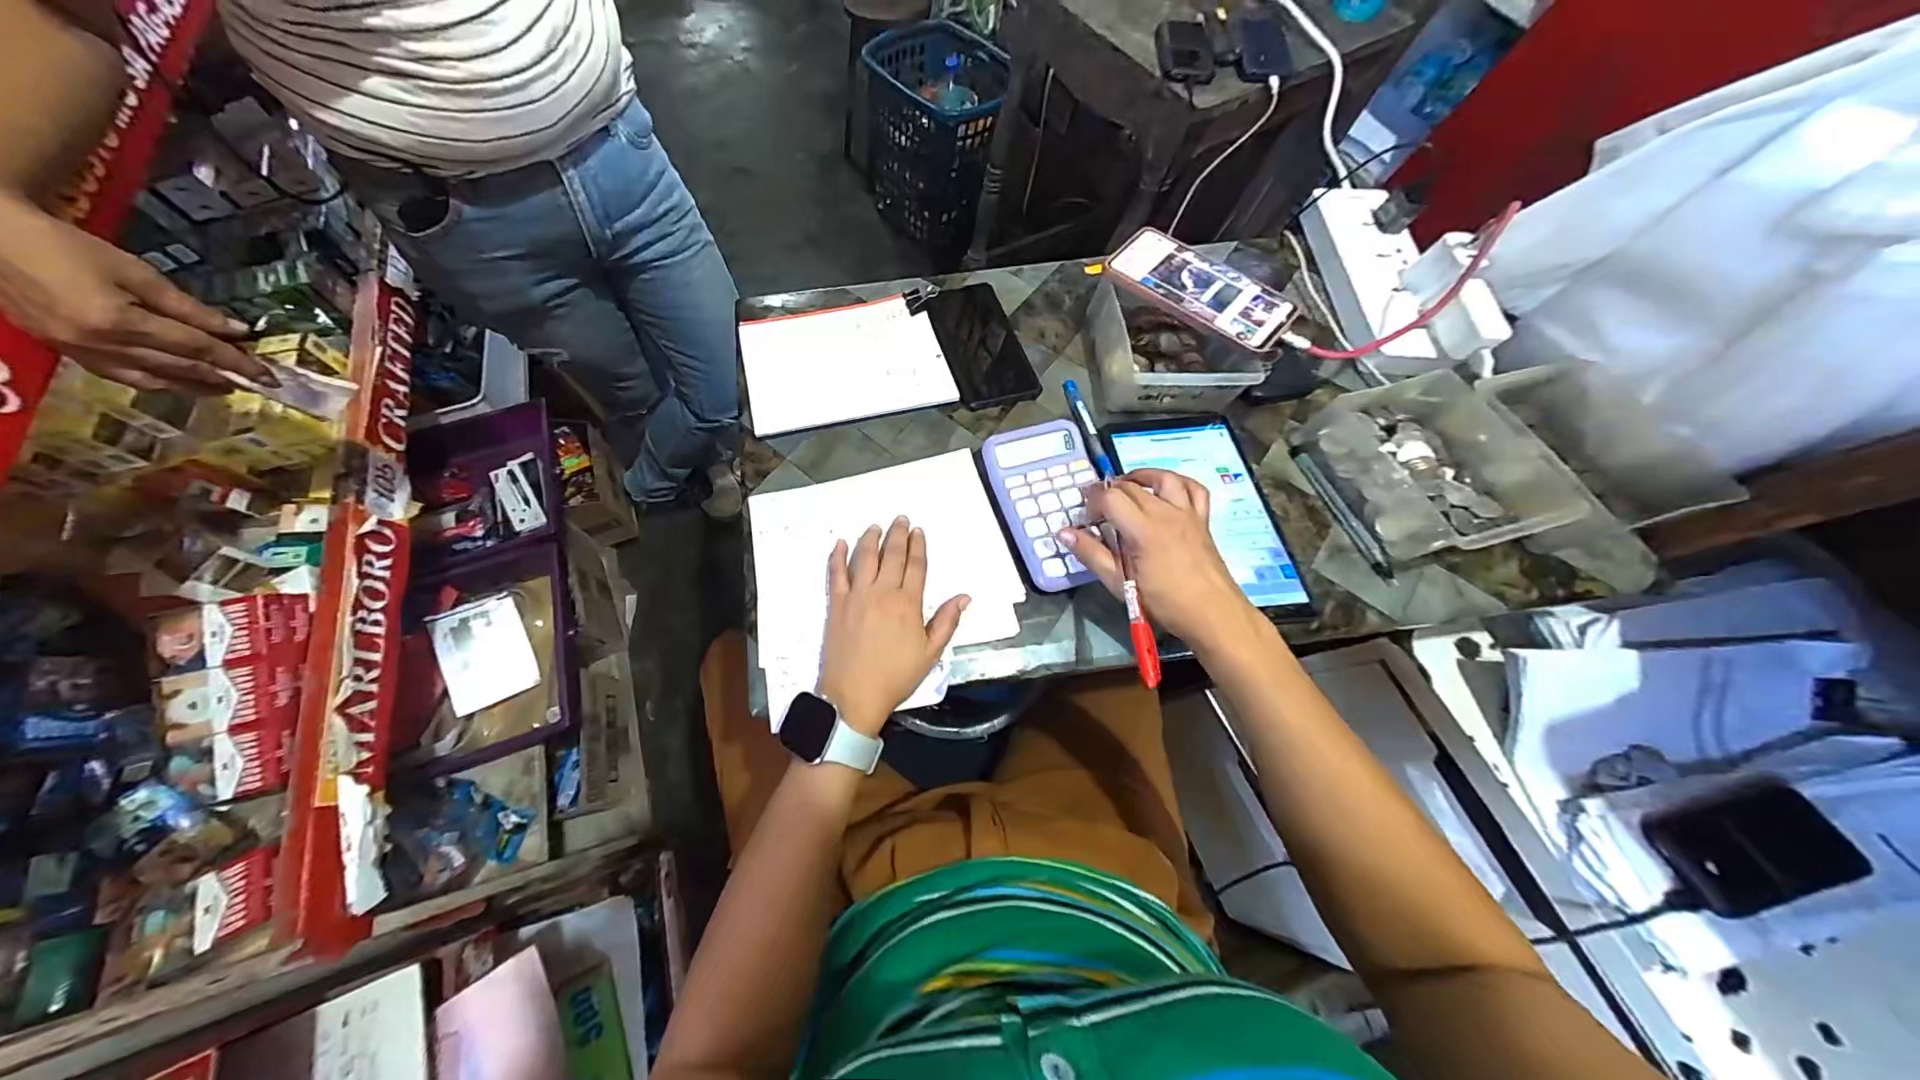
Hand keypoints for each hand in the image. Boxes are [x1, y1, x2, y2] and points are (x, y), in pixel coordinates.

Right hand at [0, 191, 272, 393]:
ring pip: (150, 380)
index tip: (269, 375)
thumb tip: (237, 331)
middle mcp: (100, 345)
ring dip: (191, 386)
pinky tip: (176, 381)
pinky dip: (154, 382)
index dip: (237, 363)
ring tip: (223, 387)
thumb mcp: (135, 273)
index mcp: (120, 323)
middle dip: (220, 377)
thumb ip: (188, 307)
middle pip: (177, 368)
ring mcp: (77, 351)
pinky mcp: (62, 350)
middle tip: (254, 384)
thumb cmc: (64, 246)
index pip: (196, 349)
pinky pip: (119, 376)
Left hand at [817, 516, 968, 736]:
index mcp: (908, 603)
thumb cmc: (895, 676)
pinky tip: (840, 544)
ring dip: (870, 539)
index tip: (918, 532)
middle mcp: (883, 592)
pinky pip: (836, 573)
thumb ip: (946, 622)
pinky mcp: (836, 604)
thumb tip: (963, 597)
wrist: (854, 695)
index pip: (916, 565)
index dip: (918, 546)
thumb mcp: (930, 653)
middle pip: (891, 555)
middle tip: (900, 520)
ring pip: (864, 557)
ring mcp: (857, 596)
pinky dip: (838, 556)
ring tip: (876, 526)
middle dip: (897, 534)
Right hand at [1059, 468, 1257, 649]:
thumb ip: (1091, 554)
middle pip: (1131, 487)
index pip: (1110, 498)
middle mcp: (1165, 513)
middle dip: (1109, 492)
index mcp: (1142, 529)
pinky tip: (1166, 489)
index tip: (1086, 516)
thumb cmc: (1163, 602)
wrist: (1211, 613)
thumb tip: (1065, 533)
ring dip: (1141, 477)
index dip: (1092, 501)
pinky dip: (1178, 482)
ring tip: (1127, 487)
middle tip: (1098, 509)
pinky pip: (1194, 489)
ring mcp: (1187, 513)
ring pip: (1163, 478)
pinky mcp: (1202, 519)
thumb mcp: (1120, 584)